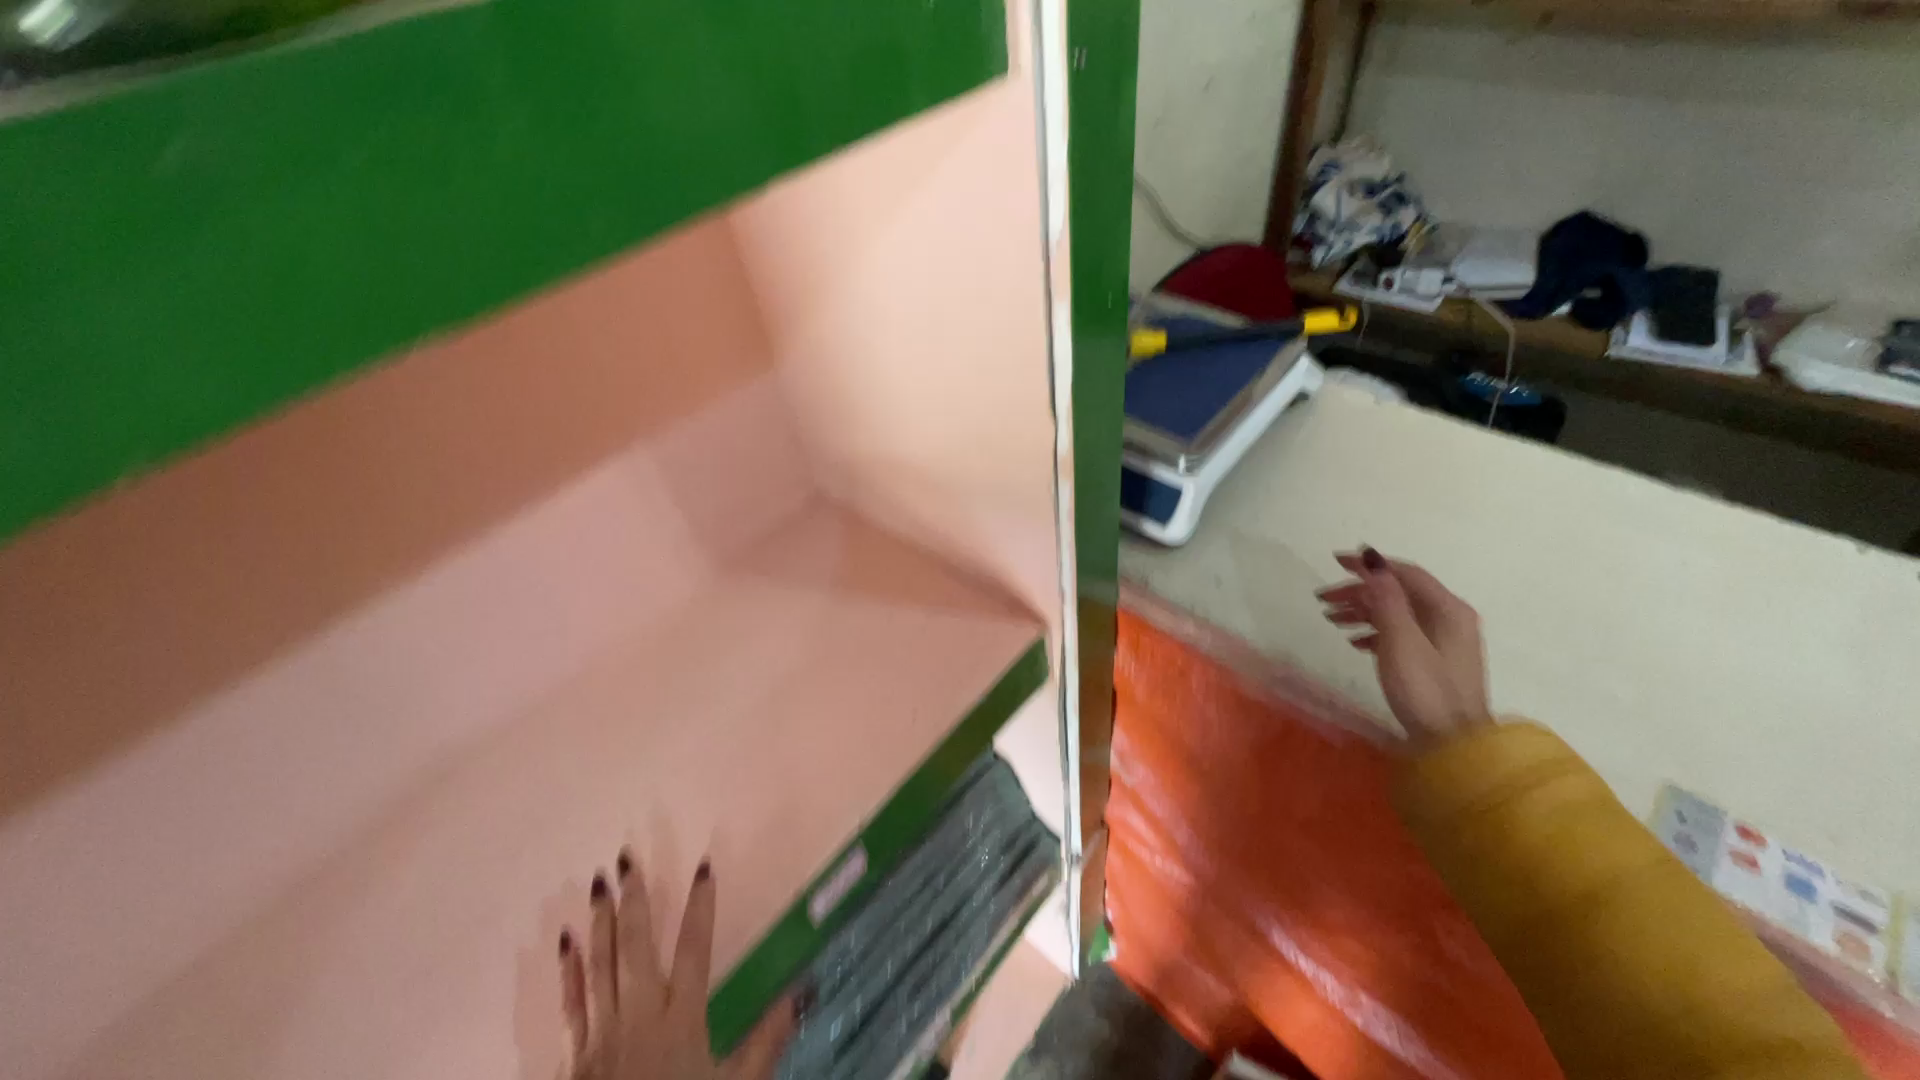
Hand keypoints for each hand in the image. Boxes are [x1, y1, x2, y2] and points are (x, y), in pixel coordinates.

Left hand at [555, 850, 798, 1079]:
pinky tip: (564, 940)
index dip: (701, 906)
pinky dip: (567, 970)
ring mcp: (602, 1032)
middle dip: (634, 900)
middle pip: (636, 947)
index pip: (695, 949)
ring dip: (600, 921)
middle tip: (626, 858)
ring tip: (598, 883)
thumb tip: (802, 990)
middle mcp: (639, 1015)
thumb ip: (768, 1039)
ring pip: (599, 965)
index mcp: (681, 1019)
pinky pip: (570, 1003)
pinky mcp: (573, 1054)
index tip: (704, 866)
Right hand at [1317, 547, 1492, 748]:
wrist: (1454, 745)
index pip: (1404, 574)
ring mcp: (1443, 641)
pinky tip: (1354, 642)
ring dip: (1363, 611)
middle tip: (1323, 599)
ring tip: (1331, 620)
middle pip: (1398, 593)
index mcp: (1447, 609)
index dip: (1369, 565)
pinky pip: (1399, 634)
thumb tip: (1372, 561)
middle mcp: (1449, 618)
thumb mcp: (1401, 642)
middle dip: (1359, 592)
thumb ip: (1386, 600)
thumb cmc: (1426, 691)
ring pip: (1397, 613)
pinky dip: (1374, 632)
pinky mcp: (1433, 661)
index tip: (1334, 562)